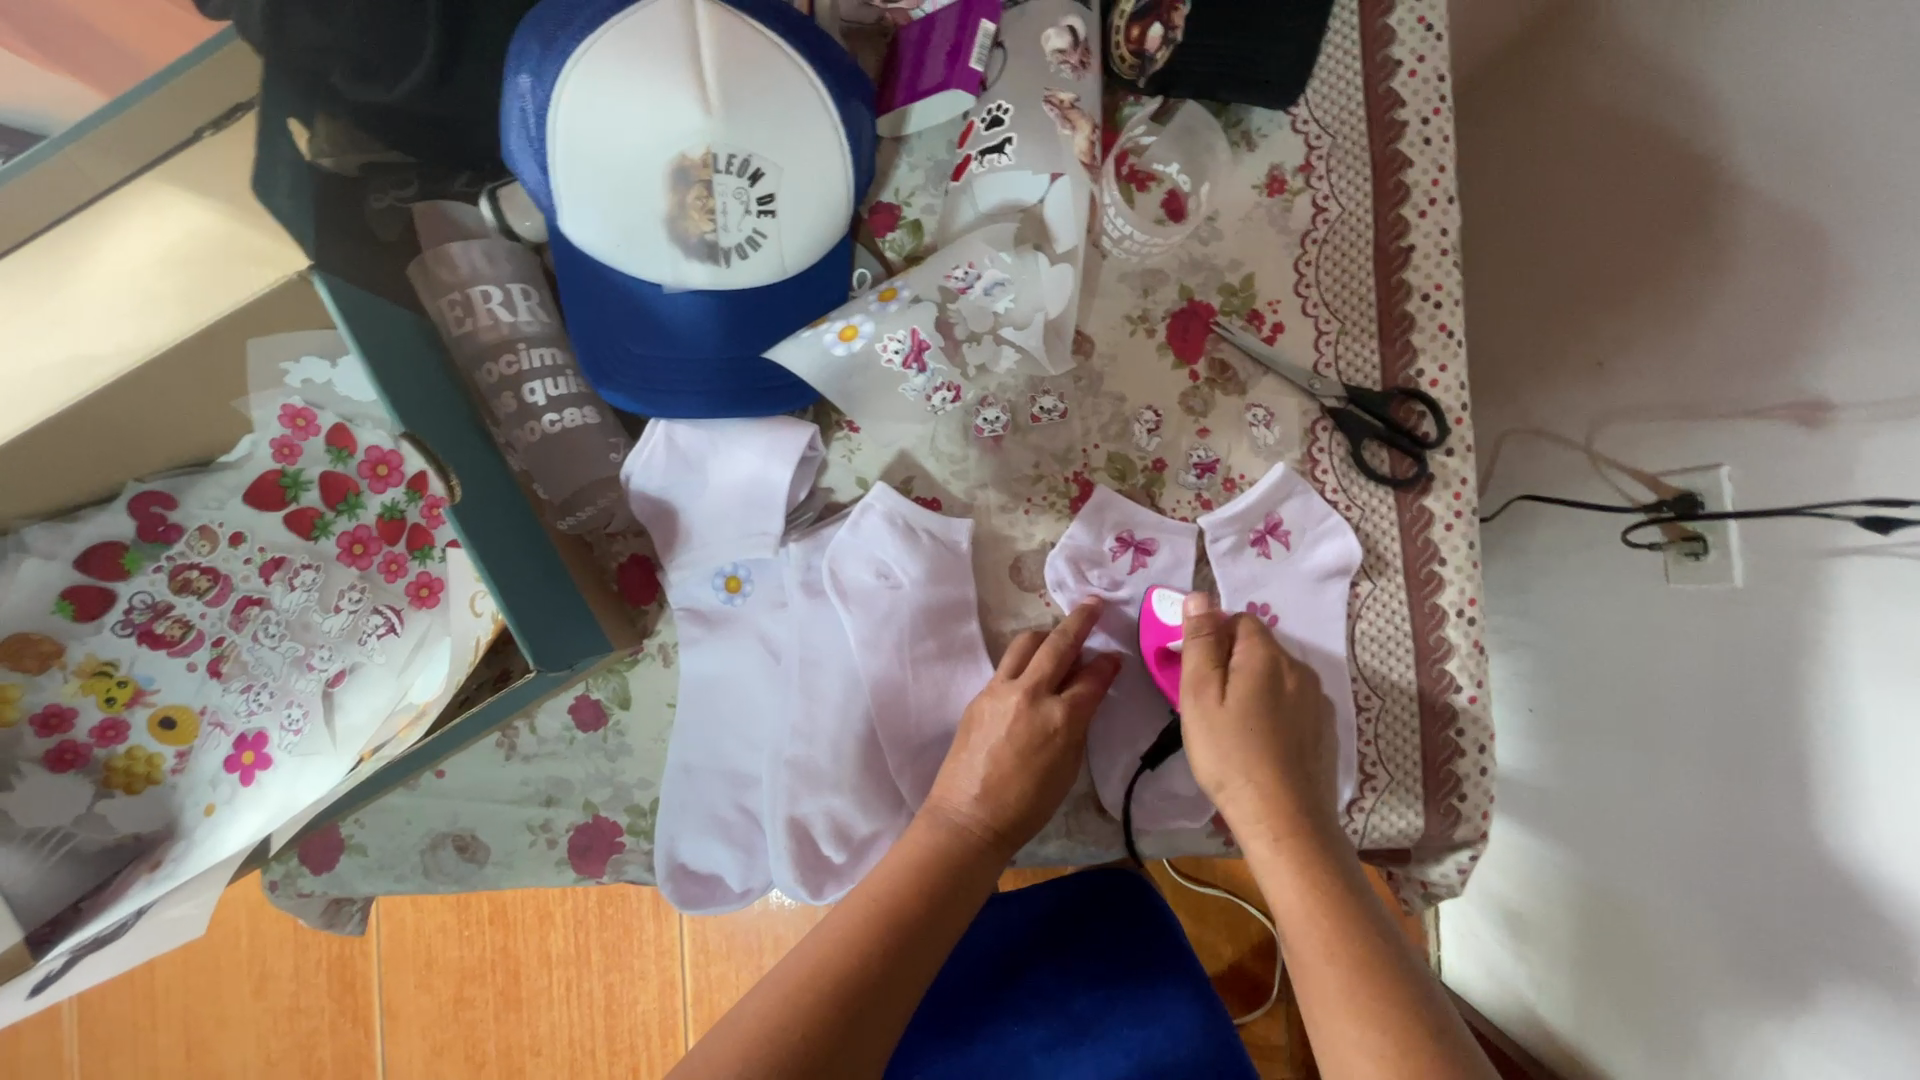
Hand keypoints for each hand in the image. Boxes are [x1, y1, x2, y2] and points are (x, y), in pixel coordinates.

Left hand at [922, 599, 1121, 860]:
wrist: (969, 817)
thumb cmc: (1028, 805)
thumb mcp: (1068, 767)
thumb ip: (1078, 723)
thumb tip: (1086, 694)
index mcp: (1061, 718)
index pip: (1092, 677)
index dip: (1107, 664)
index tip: (1115, 654)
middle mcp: (1030, 693)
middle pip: (1058, 644)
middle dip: (1080, 621)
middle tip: (1093, 604)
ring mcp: (1000, 690)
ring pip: (1025, 644)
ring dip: (1046, 635)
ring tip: (1058, 635)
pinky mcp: (979, 696)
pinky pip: (1006, 666)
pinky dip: (1024, 660)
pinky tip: (1031, 669)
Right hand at [1177, 592, 1340, 847]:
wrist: (1284, 820)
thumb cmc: (1230, 754)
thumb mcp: (1200, 695)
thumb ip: (1200, 642)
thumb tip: (1199, 596)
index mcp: (1267, 655)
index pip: (1238, 619)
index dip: (1212, 637)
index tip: (1193, 671)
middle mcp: (1299, 669)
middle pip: (1258, 647)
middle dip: (1231, 662)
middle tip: (1206, 702)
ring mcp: (1317, 700)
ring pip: (1275, 676)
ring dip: (1252, 686)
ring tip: (1230, 725)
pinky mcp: (1324, 729)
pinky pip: (1291, 702)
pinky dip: (1271, 710)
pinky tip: (1258, 742)